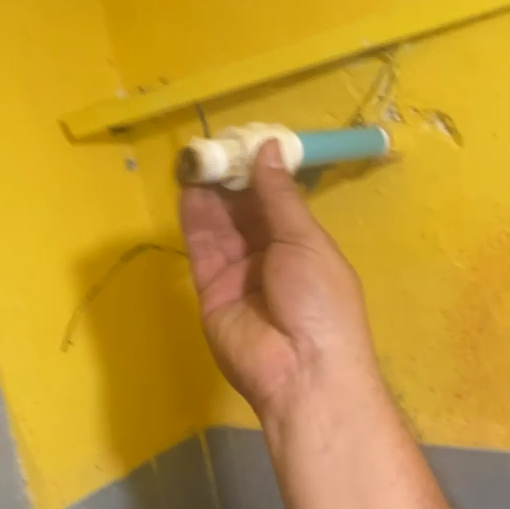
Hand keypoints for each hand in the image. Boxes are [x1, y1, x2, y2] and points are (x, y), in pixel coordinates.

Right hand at [178, 140, 381, 427]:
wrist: (301, 370)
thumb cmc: (320, 302)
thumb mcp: (307, 241)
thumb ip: (281, 196)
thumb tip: (269, 148)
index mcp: (302, 246)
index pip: (275, 200)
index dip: (259, 170)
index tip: (243, 137)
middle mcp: (268, 258)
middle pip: (242, 211)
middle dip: (229, 177)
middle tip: (213, 142)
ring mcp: (238, 276)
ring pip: (219, 226)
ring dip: (208, 192)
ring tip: (196, 157)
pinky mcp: (211, 293)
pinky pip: (201, 250)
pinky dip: (194, 219)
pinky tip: (189, 187)